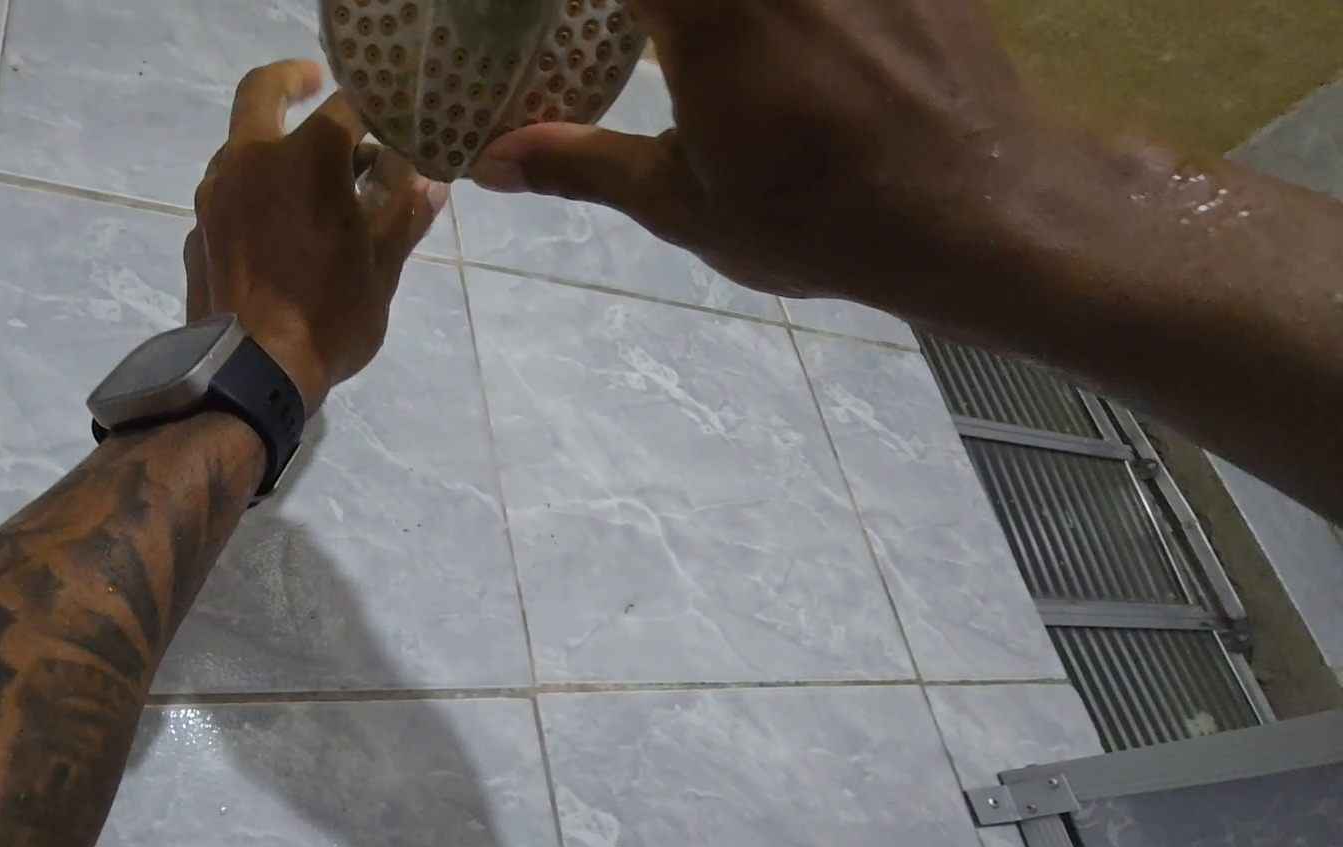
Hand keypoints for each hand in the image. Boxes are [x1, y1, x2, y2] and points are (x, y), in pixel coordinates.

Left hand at [186, 59, 449, 414]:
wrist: (252, 373)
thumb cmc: (328, 321)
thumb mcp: (381, 272)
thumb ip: (403, 219)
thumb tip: (431, 186)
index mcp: (307, 158)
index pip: (348, 108)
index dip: (375, 113)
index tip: (390, 127)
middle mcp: (251, 160)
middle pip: (264, 93)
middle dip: (293, 81)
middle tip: (314, 84)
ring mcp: (215, 197)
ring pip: (238, 147)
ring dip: (268, 147)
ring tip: (300, 180)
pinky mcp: (197, 233)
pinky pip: (225, 197)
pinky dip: (250, 197)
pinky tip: (270, 231)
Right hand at [471, 0, 1048, 306]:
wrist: (963, 209)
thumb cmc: (806, 219)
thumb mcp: (677, 202)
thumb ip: (580, 166)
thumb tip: (489, 165)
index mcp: (707, 11)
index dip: (562, 2)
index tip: (540, 23)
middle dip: (631, 11)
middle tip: (596, 31)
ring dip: (682, 14)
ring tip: (668, 43)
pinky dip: (756, 11)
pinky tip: (763, 41)